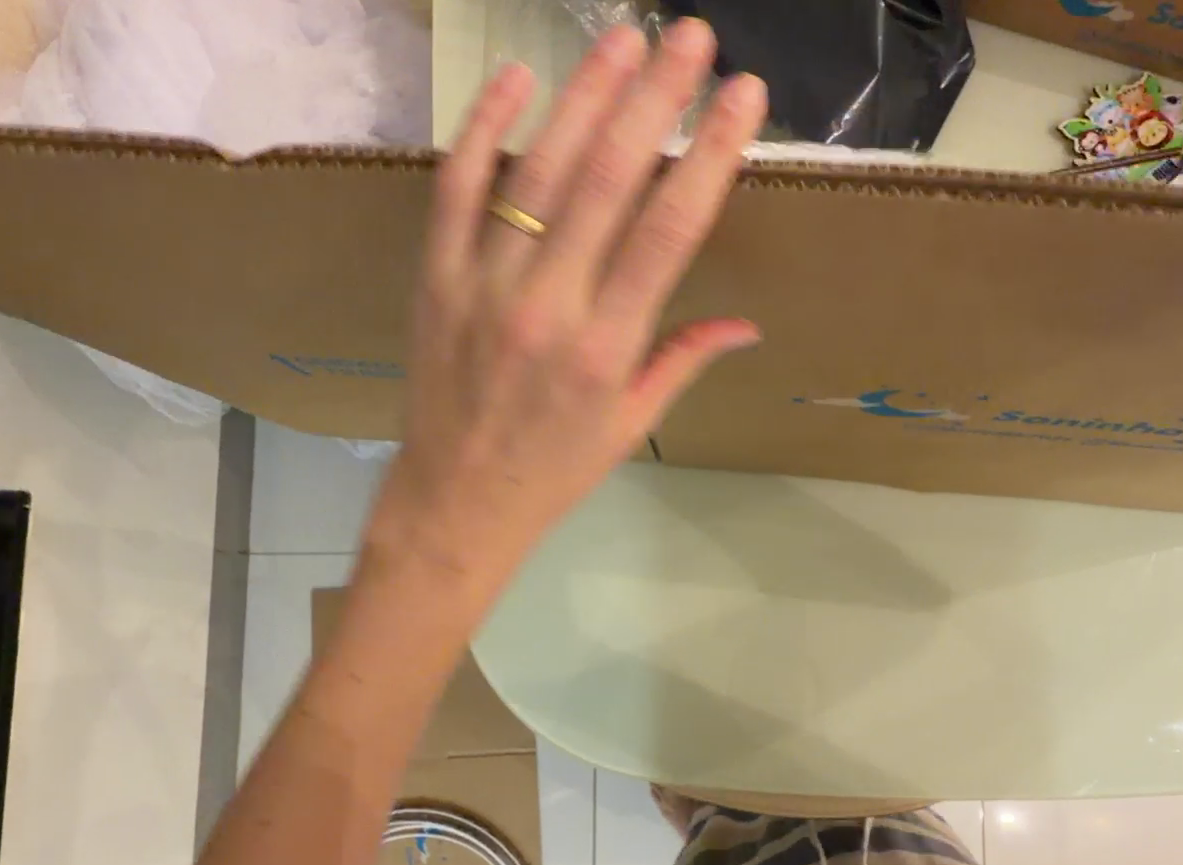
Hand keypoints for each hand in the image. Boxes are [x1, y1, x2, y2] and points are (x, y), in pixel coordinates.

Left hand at [368, 20, 766, 585]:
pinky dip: (483, 130)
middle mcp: (548, 305)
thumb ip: (683, 361)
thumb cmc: (555, 469)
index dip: (710, 155)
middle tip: (692, 37)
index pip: (669, 232)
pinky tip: (515, 79)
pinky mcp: (435, 277)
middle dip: (655, 99)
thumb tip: (747, 323)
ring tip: (623, 39)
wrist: (458, 500)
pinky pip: (457, 190)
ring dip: (583, 96)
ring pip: (538, 172)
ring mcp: (484, 285)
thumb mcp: (630, 425)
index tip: (742, 97)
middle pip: (608, 181)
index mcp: (606, 348)